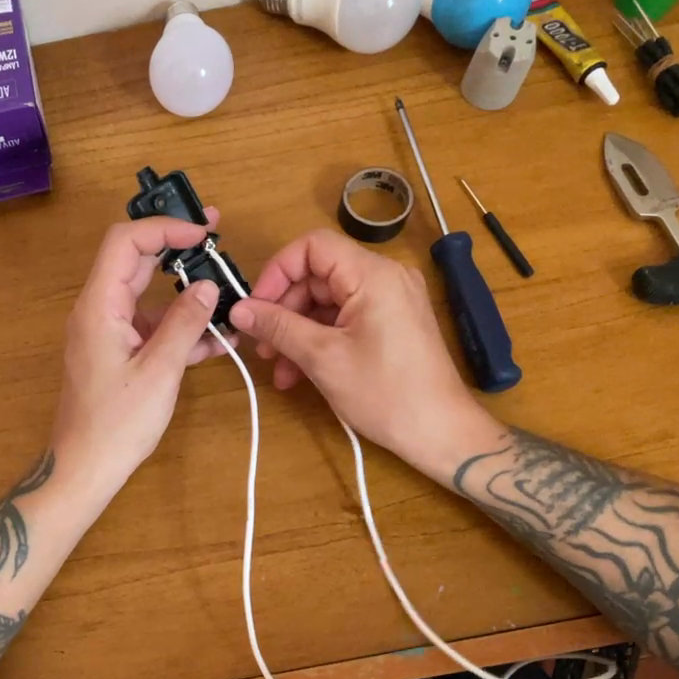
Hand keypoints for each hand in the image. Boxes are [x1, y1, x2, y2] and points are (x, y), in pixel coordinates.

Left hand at [51, 214, 234, 496]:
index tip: (203, 231)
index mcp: (99, 306)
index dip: (164, 227)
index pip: (126, 242)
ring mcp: (106, 332)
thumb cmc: (117, 423)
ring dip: (184, 294)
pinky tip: (214, 339)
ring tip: (226, 297)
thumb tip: (209, 286)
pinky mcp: (116, 352)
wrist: (85, 468)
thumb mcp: (160, 371)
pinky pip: (148, 326)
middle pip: (135, 261)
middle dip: (175, 247)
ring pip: (146, 295)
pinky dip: (177, 326)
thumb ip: (185, 324)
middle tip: (215, 237)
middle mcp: (97, 310)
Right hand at [228, 230, 499, 473]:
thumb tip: (239, 310)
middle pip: (318, 276)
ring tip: (278, 368)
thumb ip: (278, 328)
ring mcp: (389, 302)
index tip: (256, 307)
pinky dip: (319, 340)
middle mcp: (384, 278)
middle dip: (284, 309)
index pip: (313, 246)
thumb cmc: (385, 393)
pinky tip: (299, 373)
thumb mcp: (323, 358)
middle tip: (261, 345)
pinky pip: (344, 320)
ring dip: (297, 331)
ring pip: (327, 302)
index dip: (277, 271)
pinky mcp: (390, 325)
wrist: (440, 432)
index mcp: (372, 275)